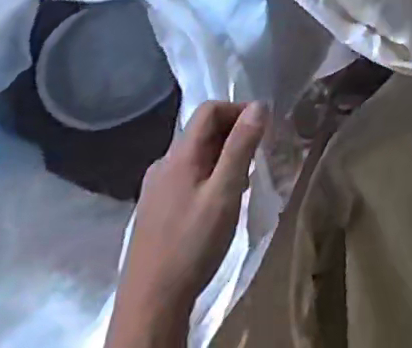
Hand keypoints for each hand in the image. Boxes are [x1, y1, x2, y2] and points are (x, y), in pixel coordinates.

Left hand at [105, 101, 267, 347]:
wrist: (149, 306)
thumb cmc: (192, 245)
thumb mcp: (225, 193)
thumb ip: (241, 146)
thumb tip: (258, 106)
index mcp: (178, 156)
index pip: (209, 110)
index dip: (239, 110)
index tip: (263, 130)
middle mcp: (162, 165)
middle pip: (201, 131)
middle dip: (233, 135)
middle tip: (256, 158)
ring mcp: (154, 190)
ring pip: (194, 156)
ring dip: (222, 158)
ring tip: (242, 183)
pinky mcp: (153, 212)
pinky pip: (185, 178)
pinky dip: (207, 177)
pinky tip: (217, 206)